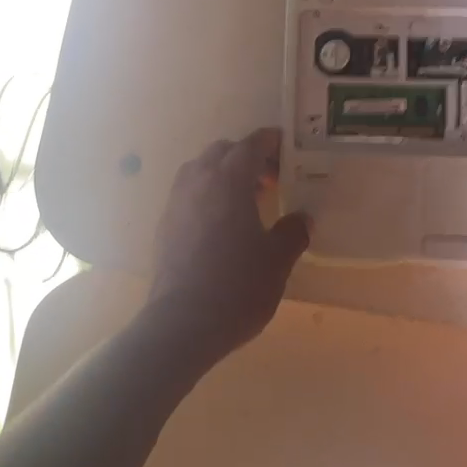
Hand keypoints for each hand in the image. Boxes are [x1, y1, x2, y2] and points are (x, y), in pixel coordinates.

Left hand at [145, 129, 309, 364]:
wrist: (182, 324)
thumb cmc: (237, 286)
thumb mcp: (277, 261)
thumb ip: (292, 232)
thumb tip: (302, 218)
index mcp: (229, 180)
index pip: (251, 145)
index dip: (270, 142)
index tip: (287, 148)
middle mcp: (198, 181)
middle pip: (222, 152)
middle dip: (246, 158)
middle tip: (270, 180)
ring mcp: (176, 203)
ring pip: (200, 171)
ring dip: (223, 175)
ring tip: (245, 202)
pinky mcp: (164, 226)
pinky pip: (188, 194)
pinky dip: (207, 196)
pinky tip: (221, 226)